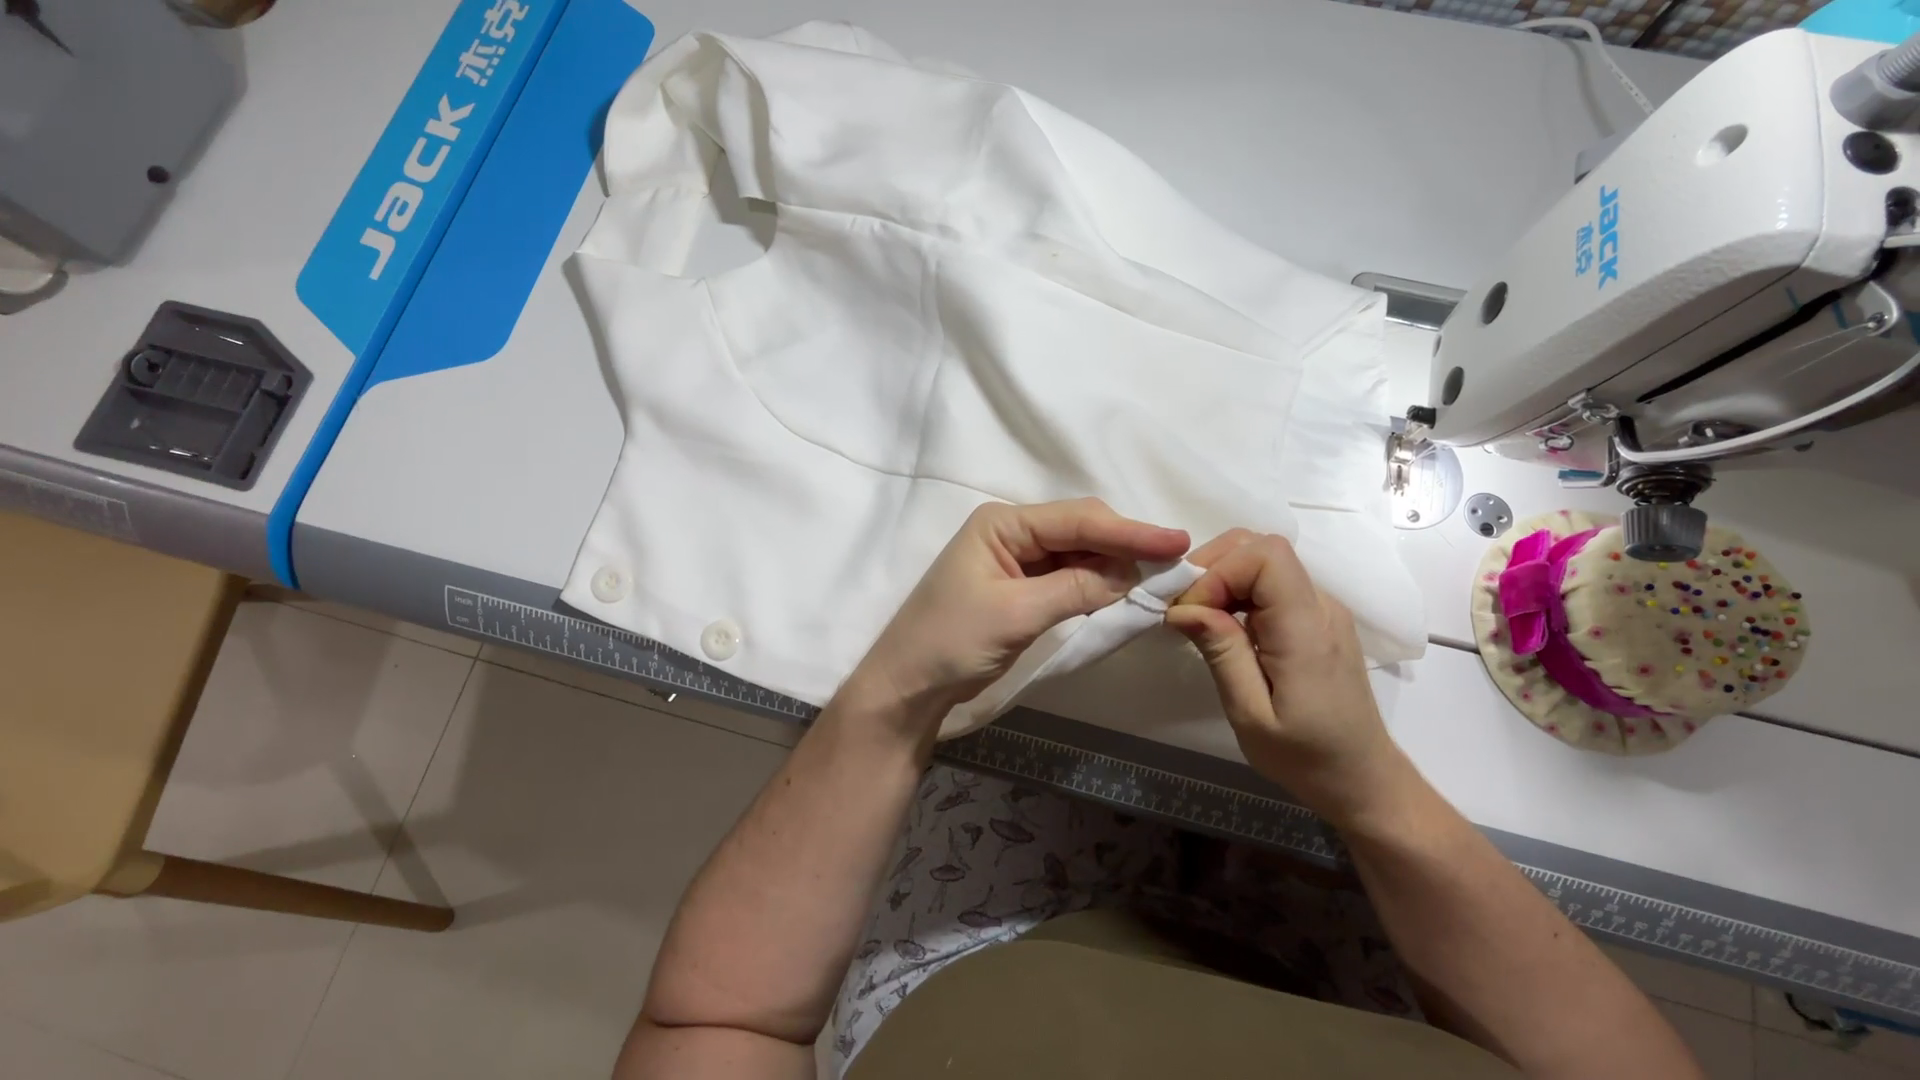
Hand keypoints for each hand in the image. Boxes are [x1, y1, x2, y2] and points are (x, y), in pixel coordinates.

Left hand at [843, 498, 1188, 745]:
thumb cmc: (950, 642)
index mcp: (1002, 524)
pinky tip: (1122, 590)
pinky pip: (1068, 578)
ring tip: (1159, 575)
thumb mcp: (1016, 614)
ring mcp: (1016, 562)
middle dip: (1125, 544)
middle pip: (1081, 530)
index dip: (1128, 530)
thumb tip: (1130, 574)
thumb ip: (1075, 589)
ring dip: (1114, 565)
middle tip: (1174, 562)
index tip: (1176, 542)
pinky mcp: (1021, 590)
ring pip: (1078, 554)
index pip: (1076, 520)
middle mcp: (1011, 533)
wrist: (908, 686)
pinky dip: (1095, 584)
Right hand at [1166, 531, 1410, 827]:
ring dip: (1223, 579)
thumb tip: (1183, 608)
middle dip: (1214, 567)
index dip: (1219, 570)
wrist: (1361, 779)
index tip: (1191, 611)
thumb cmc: (1305, 758)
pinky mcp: (1315, 620)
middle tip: (1185, 610)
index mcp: (1307, 630)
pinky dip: (1238, 593)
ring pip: (1265, 562)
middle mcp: (1321, 608)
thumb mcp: (1251, 715)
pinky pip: (1272, 585)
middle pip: (1263, 547)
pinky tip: (1222, 628)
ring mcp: (1322, 611)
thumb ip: (1221, 653)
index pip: (1266, 556)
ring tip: (1198, 620)